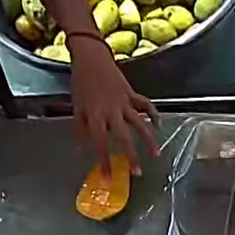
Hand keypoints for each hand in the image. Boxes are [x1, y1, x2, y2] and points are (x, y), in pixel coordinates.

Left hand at [69, 43, 159, 169]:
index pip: (100, 143)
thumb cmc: (81, 84)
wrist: (91, 57)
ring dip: (149, 140)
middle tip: (137, 172)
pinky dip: (154, 115)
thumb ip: (80, 130)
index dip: (104, 161)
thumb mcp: (76, 108)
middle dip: (131, 155)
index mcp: (95, 116)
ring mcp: (124, 102)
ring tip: (156, 155)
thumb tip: (82, 151)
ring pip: (139, 123)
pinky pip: (146, 105)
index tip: (108, 177)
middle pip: (124, 137)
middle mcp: (111, 111)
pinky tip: (158, 126)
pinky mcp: (132, 94)